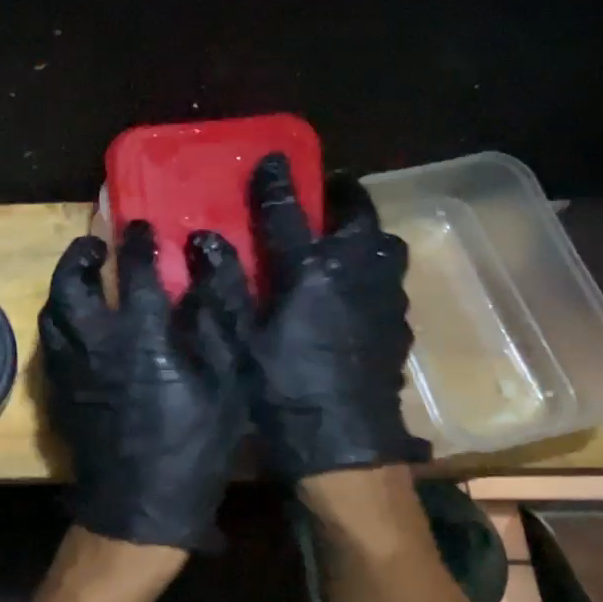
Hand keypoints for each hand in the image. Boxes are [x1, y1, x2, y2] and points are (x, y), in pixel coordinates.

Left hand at [39, 220, 252, 552]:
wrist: (138, 503)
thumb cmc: (194, 444)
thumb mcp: (223, 381)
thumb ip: (213, 317)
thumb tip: (203, 263)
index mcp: (140, 335)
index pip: (135, 271)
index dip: (138, 242)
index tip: (141, 225)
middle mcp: (94, 342)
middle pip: (72, 283)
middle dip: (81, 256)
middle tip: (96, 246)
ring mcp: (69, 367)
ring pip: (53, 310)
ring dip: (65, 285)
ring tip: (83, 277)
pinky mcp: (58, 389)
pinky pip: (49, 339)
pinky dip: (59, 318)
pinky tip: (75, 322)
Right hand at [247, 153, 430, 478]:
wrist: (344, 442)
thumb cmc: (279, 387)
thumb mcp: (237, 338)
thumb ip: (222, 284)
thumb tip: (204, 239)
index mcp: (308, 269)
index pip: (288, 212)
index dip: (275, 183)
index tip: (270, 159)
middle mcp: (354, 269)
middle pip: (356, 213)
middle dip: (340, 194)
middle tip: (324, 190)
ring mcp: (384, 294)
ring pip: (383, 242)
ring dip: (363, 229)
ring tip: (343, 235)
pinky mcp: (397, 320)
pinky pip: (388, 275)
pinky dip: (371, 265)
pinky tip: (354, 285)